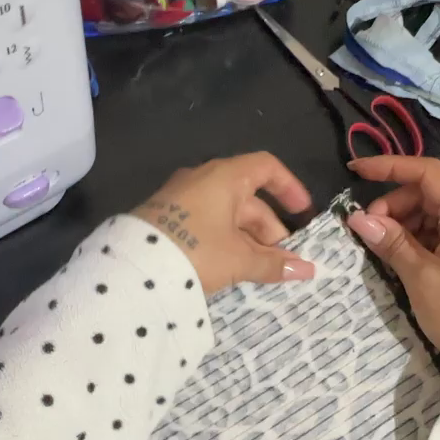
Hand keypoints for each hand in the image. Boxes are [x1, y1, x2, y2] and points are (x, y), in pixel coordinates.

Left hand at [132, 152, 315, 294]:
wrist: (132, 267)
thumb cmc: (195, 251)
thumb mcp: (238, 260)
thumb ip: (273, 264)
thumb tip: (307, 270)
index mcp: (225, 177)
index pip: (266, 168)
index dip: (289, 188)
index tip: (302, 214)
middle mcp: (203, 180)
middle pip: (248, 200)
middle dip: (269, 231)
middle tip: (280, 262)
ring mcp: (182, 198)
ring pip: (227, 215)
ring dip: (248, 241)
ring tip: (258, 271)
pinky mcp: (166, 218)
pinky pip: (206, 224)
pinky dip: (225, 241)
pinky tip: (230, 268)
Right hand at [345, 156, 439, 380]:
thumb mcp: (421, 278)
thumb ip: (390, 242)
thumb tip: (358, 219)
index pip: (428, 172)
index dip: (390, 167)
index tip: (355, 171)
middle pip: (428, 192)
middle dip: (393, 204)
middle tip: (367, 231)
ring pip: (432, 213)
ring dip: (402, 224)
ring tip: (380, 247)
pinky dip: (416, 239)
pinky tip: (398, 256)